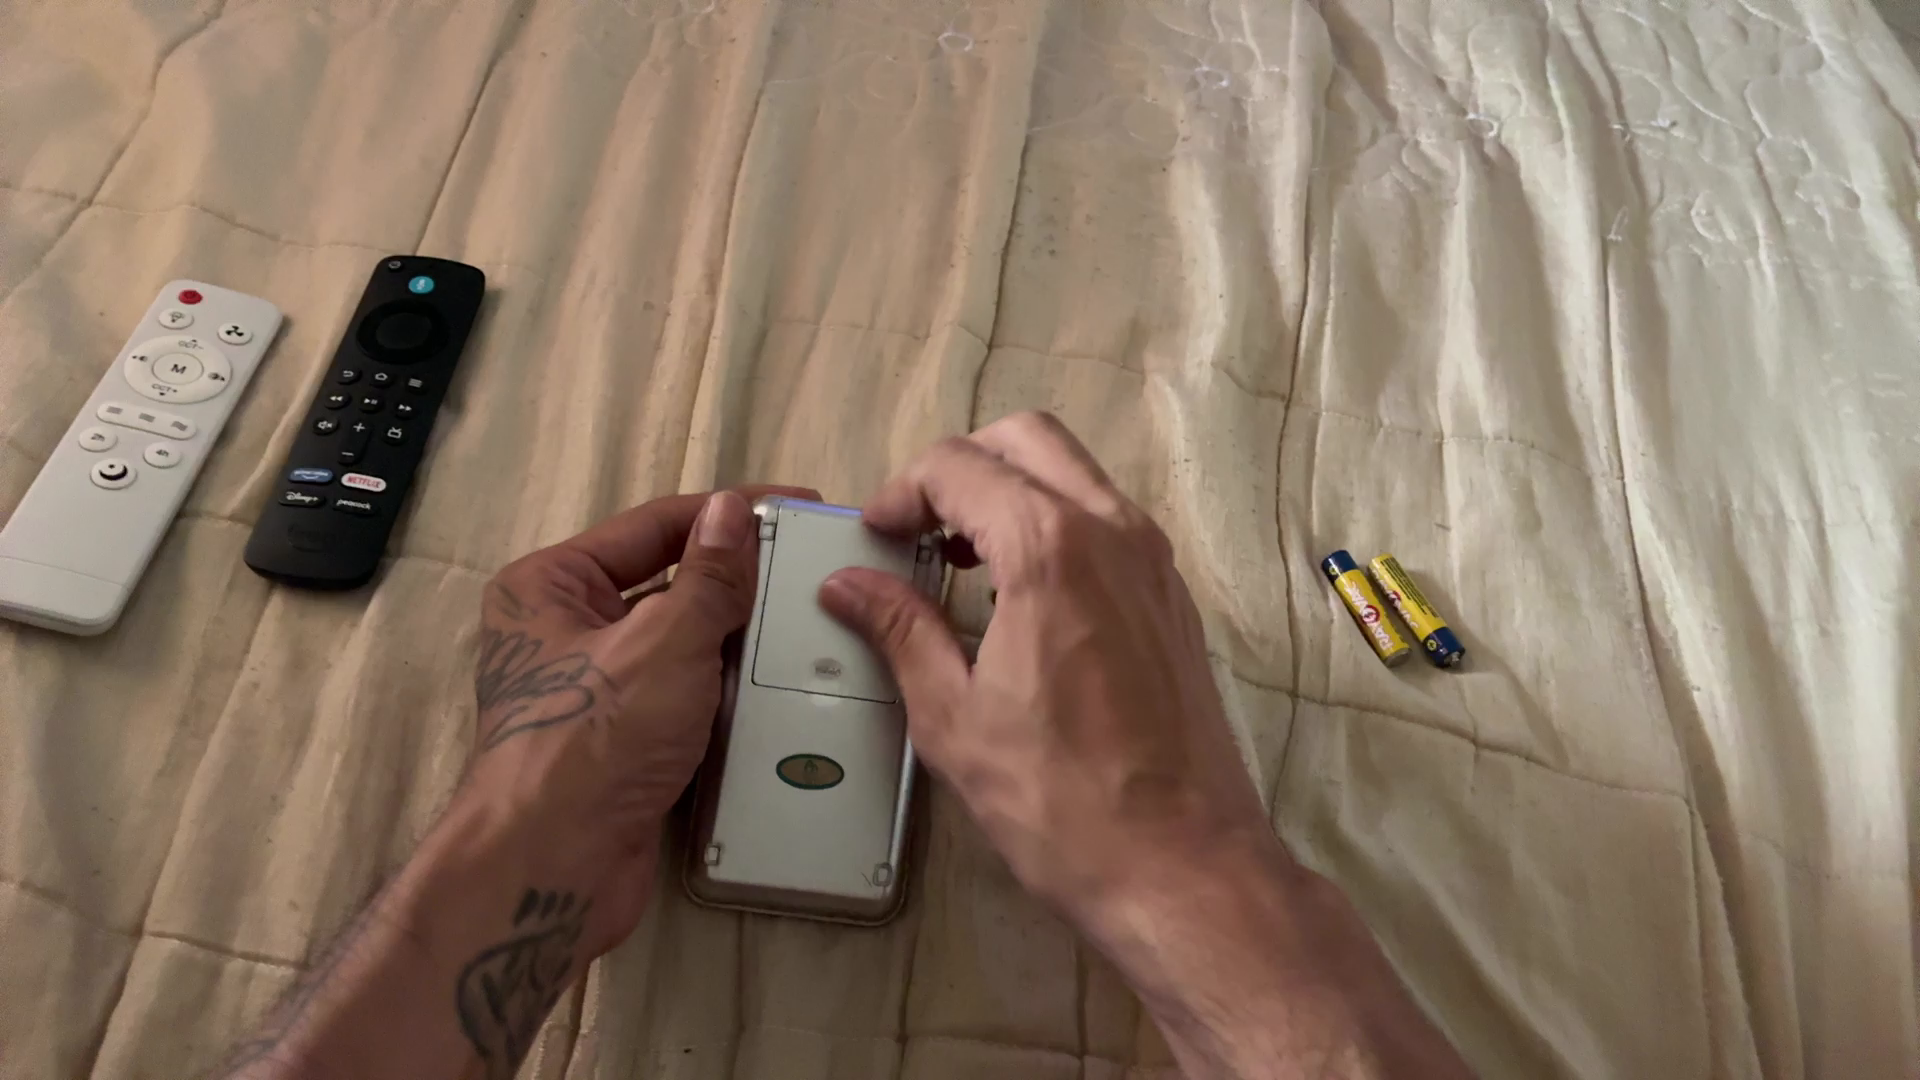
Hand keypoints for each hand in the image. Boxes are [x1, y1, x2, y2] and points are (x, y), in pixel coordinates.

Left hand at [462, 484, 815, 956]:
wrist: (556, 870)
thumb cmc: (598, 738)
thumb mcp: (664, 642)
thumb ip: (708, 575)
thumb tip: (731, 508)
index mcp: (553, 583)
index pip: (656, 524)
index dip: (728, 510)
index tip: (793, 504)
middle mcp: (568, 624)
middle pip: (669, 577)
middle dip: (736, 572)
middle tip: (806, 561)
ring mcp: (598, 680)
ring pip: (682, 633)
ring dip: (736, 626)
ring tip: (805, 611)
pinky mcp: (625, 726)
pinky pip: (686, 680)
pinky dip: (726, 673)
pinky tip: (778, 669)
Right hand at [817, 412, 1270, 920]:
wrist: (1184, 865)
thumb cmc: (1061, 800)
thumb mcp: (955, 716)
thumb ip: (899, 630)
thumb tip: (848, 585)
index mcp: (1049, 548)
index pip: (958, 466)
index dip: (903, 491)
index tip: (878, 536)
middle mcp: (1112, 529)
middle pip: (1024, 438)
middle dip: (960, 466)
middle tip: (919, 528)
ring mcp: (1153, 557)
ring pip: (1071, 470)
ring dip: (1008, 488)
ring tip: (962, 555)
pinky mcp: (1171, 591)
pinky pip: (1104, 516)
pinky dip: (1052, 519)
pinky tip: (1021, 588)